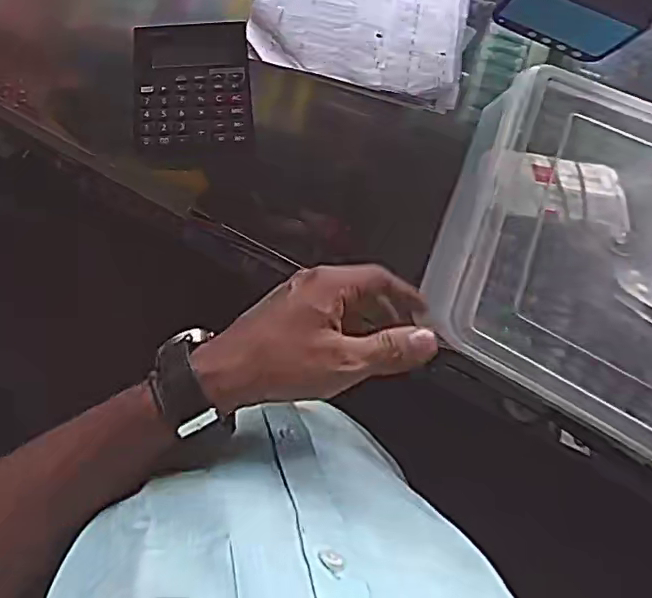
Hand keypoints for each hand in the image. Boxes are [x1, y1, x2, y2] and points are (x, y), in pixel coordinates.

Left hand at [189, 264, 439, 411]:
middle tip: (411, 335)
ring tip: (387, 349)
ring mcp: (298, 296)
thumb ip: (389, 350)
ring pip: (346, 301)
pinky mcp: (288, 312)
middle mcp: (312, 282)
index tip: (425, 313)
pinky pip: (329, 312)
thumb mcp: (344, 361)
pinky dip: (348, 327)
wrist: (226, 373)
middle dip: (390, 311)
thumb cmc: (275, 363)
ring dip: (370, 322)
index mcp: (328, 284)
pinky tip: (353, 352)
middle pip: (363, 288)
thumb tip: (424, 340)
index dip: (407, 295)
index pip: (380, 277)